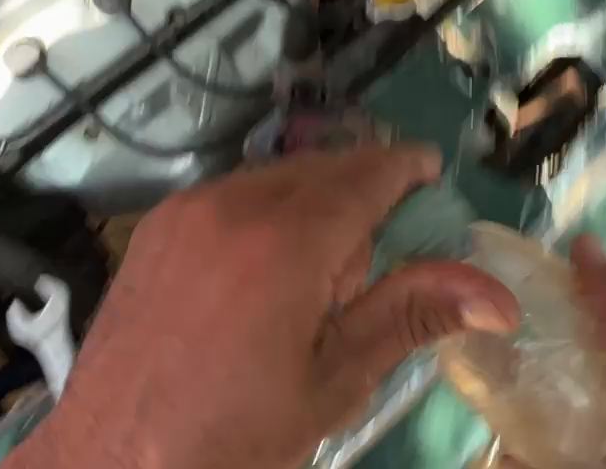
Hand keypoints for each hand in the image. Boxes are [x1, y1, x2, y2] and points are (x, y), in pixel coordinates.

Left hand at [7, 147, 519, 468]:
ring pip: (276, 175)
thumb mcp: (330, 384)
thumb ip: (409, 317)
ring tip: (312, 275)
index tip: (429, 167)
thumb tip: (498, 295)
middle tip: (372, 252)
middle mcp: (234, 203)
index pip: (365, 177)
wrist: (107, 463)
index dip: (403, 166)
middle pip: (322, 169)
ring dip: (311, 199)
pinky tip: (259, 267)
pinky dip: (265, 208)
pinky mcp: (159, 221)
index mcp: (286, 242)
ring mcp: (188, 206)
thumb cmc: (232, 438)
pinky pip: (233, 191)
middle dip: (360, 190)